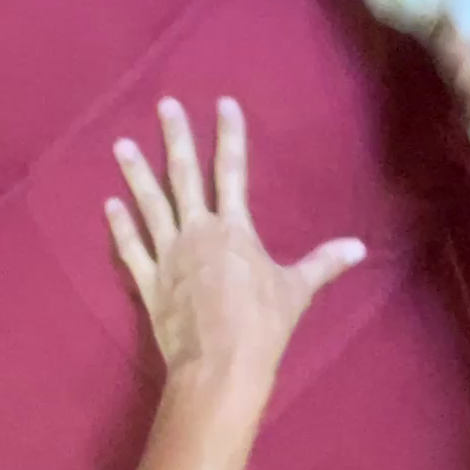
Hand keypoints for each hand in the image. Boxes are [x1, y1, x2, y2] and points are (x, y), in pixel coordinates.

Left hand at [106, 98, 365, 412]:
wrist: (220, 366)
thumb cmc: (263, 325)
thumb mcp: (297, 290)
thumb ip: (324, 263)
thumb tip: (359, 247)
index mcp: (234, 229)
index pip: (233, 169)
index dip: (230, 134)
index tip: (223, 103)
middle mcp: (197, 231)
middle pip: (185, 176)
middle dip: (175, 138)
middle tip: (164, 105)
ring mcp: (168, 255)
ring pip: (150, 205)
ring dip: (136, 174)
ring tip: (120, 145)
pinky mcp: (148, 281)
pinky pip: (130, 249)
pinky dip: (119, 227)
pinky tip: (109, 205)